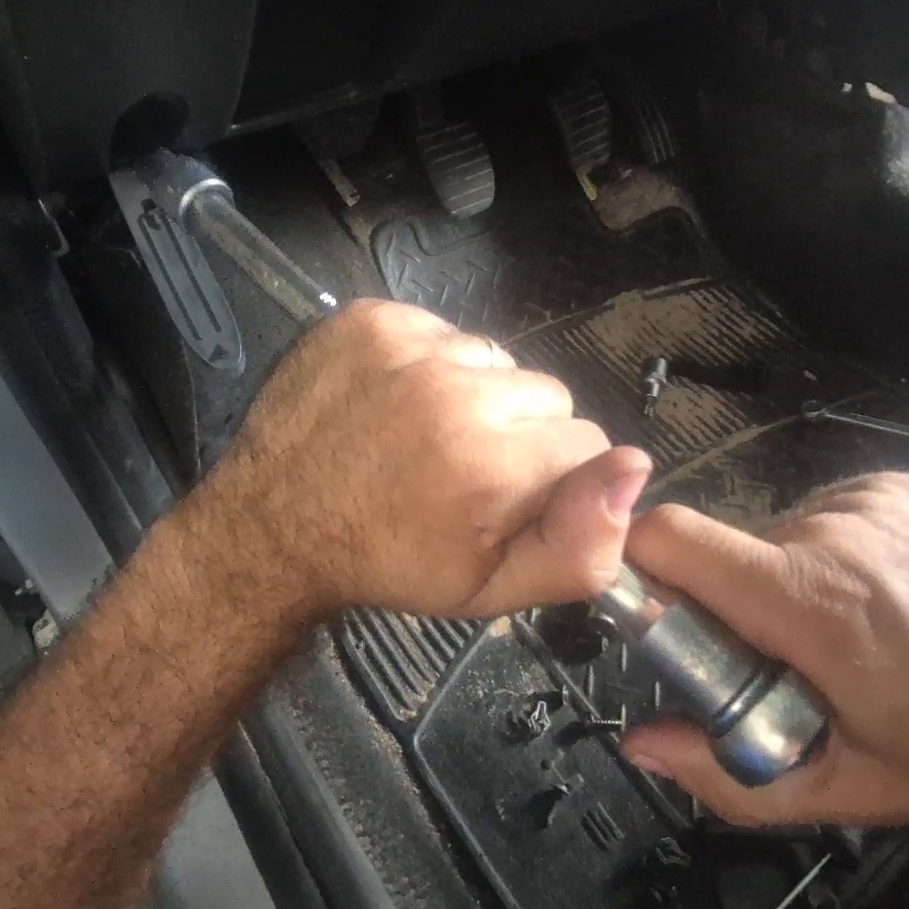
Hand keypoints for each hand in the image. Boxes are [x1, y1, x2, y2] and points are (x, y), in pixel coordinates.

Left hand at [181, 300, 652, 619]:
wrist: (273, 522)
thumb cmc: (388, 563)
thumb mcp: (488, 591)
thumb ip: (578, 547)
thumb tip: (635, 468)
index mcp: (491, 462)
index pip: (587, 443)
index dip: (552, 479)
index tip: (503, 500)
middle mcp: (455, 389)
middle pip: (547, 395)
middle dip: (522, 433)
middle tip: (464, 469)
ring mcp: (409, 344)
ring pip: (498, 360)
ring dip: (479, 394)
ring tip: (427, 435)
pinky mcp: (374, 318)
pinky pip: (445, 331)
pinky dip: (433, 363)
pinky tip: (398, 401)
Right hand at [620, 473, 908, 827]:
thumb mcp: (871, 789)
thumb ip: (736, 774)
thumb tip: (644, 745)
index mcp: (807, 597)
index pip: (666, 538)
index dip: (637, 569)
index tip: (660, 623)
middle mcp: (829, 526)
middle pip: (724, 551)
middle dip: (732, 608)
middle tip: (795, 671)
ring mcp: (874, 497)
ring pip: (778, 536)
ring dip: (787, 584)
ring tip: (864, 640)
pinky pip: (831, 516)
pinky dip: (836, 555)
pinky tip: (903, 601)